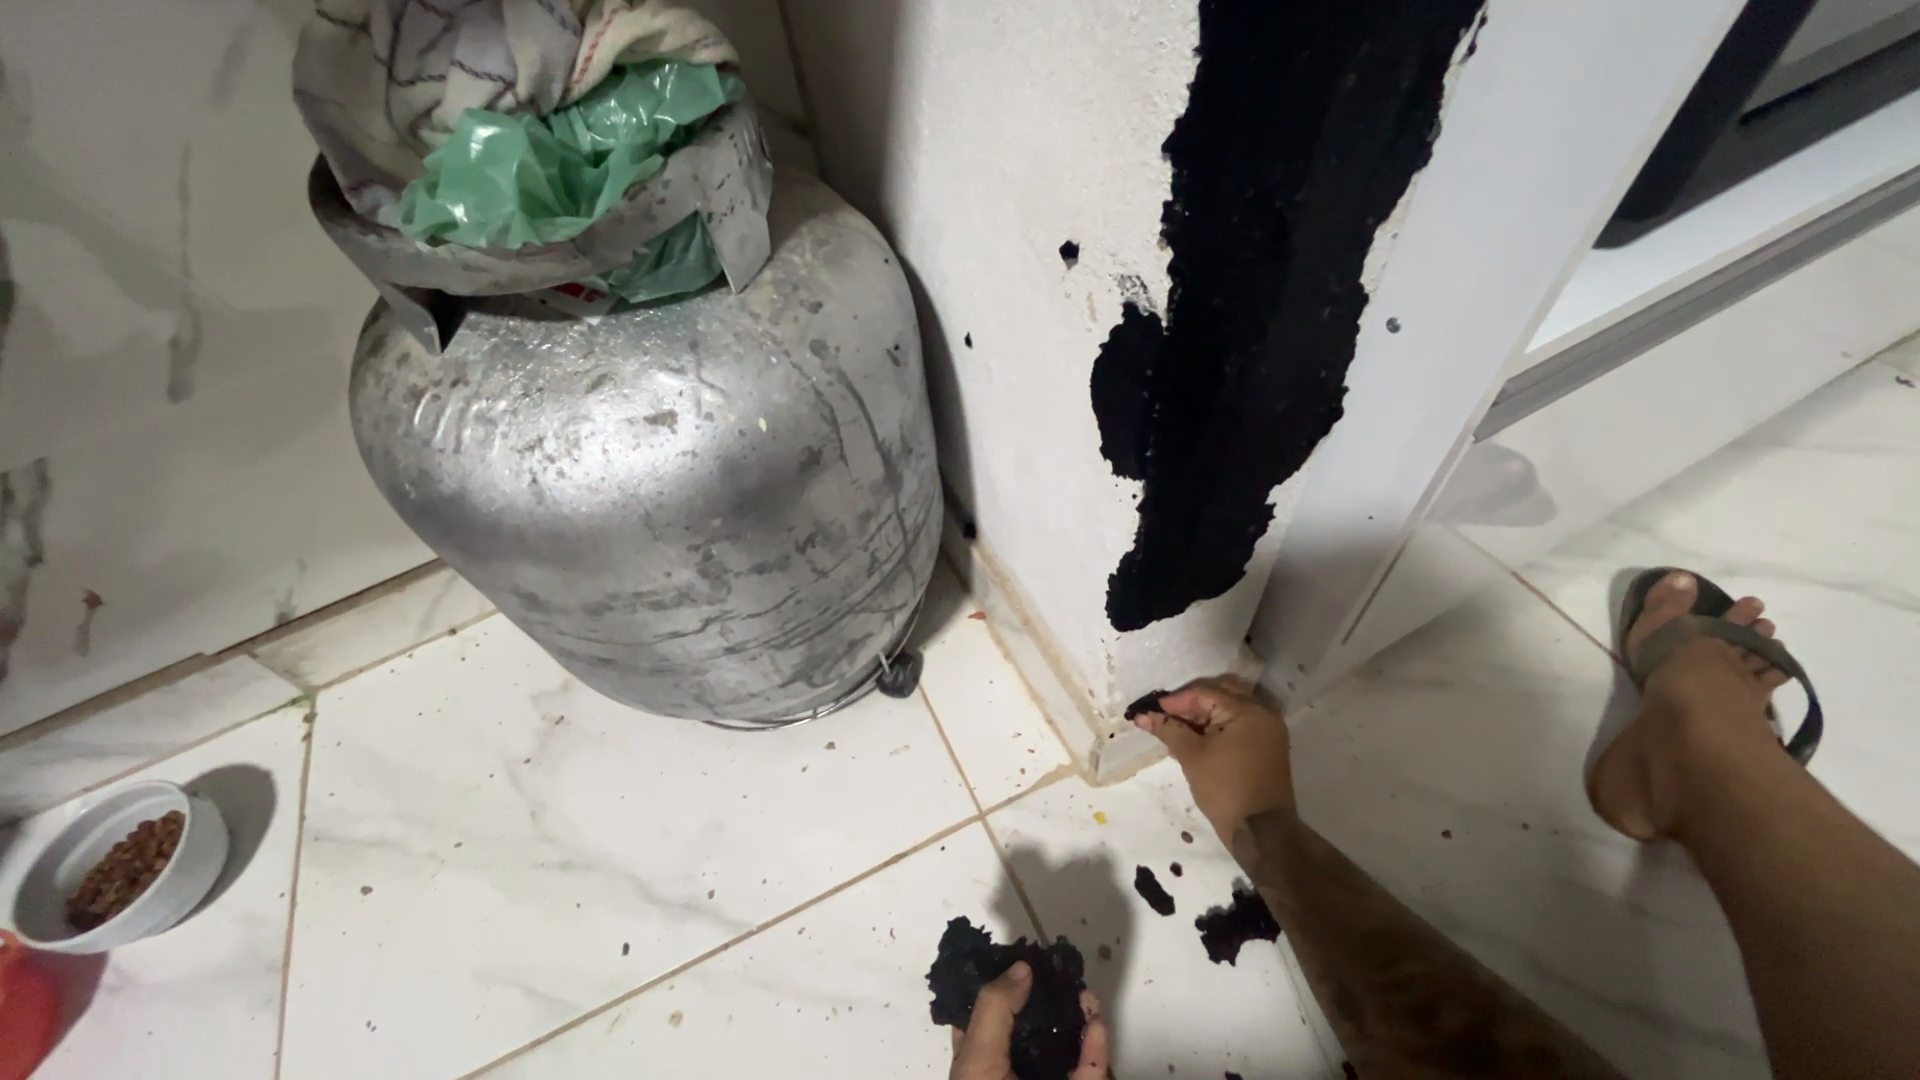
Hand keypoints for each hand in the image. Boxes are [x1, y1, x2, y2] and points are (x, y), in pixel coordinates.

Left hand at [948, 962, 1111, 1079]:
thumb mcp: (977, 1060)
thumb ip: (995, 1009)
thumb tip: (1022, 967)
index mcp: (980, 1061)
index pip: (985, 1014)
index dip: (1000, 983)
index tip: (1022, 955)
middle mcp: (1012, 1071)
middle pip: (1032, 1025)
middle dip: (1051, 996)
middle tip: (1062, 972)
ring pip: (1066, 1045)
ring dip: (1079, 1017)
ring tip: (1085, 995)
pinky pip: (1088, 1070)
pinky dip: (1096, 1047)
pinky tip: (1096, 1024)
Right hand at [1133, 674, 1294, 844]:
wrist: (1261, 831)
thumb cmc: (1224, 789)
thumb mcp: (1191, 756)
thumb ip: (1168, 730)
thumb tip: (1142, 716)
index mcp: (1247, 712)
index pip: (1205, 693)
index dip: (1176, 701)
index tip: (1153, 711)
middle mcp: (1263, 714)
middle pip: (1221, 695)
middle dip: (1191, 704)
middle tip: (1167, 717)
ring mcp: (1269, 731)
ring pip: (1230, 710)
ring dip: (1204, 716)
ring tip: (1177, 732)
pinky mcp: (1268, 747)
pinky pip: (1240, 726)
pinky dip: (1218, 728)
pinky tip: (1196, 740)